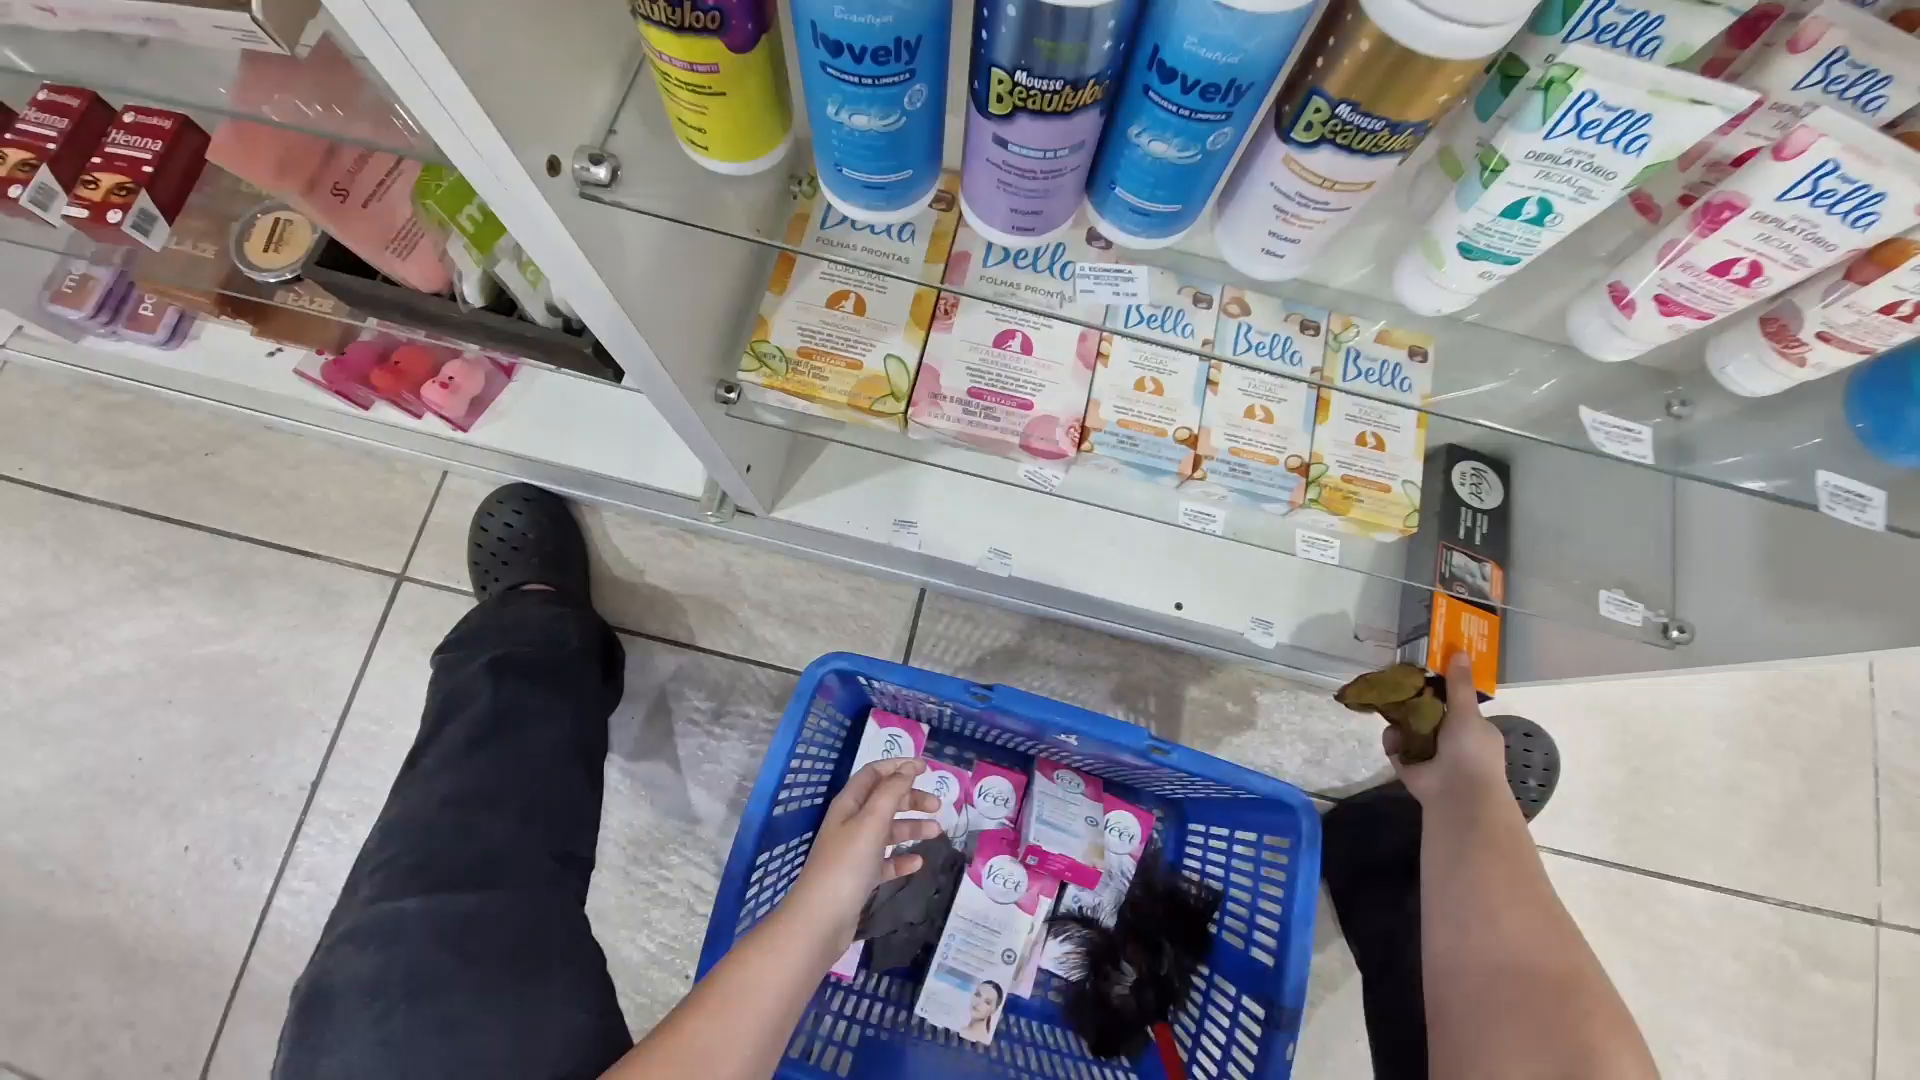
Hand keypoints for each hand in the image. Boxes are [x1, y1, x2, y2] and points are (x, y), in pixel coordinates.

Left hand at [784, 758, 941, 951]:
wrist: (820, 921)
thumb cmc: (846, 865)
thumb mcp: (871, 822)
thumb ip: (891, 792)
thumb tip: (908, 767)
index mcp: (849, 805)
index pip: (874, 774)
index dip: (898, 767)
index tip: (926, 768)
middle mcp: (851, 823)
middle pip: (884, 801)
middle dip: (911, 799)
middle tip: (938, 806)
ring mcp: (855, 852)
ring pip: (888, 831)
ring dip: (912, 828)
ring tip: (936, 833)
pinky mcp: (860, 878)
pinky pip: (885, 861)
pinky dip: (902, 859)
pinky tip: (917, 863)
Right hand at [1384, 653, 1508, 810]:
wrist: (1458, 793)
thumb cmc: (1470, 750)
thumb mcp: (1467, 712)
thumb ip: (1458, 684)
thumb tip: (1459, 649)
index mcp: (1471, 728)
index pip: (1452, 702)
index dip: (1437, 688)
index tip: (1419, 674)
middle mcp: (1451, 740)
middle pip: (1425, 713)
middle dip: (1411, 703)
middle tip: (1397, 690)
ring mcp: (1429, 753)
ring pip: (1407, 728)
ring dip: (1399, 723)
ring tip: (1394, 718)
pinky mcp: (1409, 765)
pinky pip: (1395, 746)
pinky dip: (1393, 742)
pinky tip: (1395, 741)